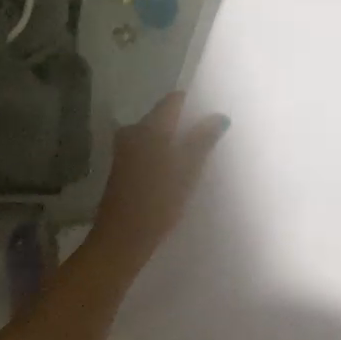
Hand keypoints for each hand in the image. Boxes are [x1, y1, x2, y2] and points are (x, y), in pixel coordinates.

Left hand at [93, 92, 229, 267]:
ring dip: (176, 140)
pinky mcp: (123, 168)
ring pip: (157, 135)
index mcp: (149, 126)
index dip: (195, 103)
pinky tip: (180, 170)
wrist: (122, 239)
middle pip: (165, 117)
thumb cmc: (157, 201)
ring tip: (200, 154)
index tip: (214, 113)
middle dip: (187, 123)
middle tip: (213, 135)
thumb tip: (219, 116)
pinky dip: (165, 154)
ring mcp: (125, 150)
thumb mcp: (187, 170)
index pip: (174, 100)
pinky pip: (149, 150)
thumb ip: (203, 139)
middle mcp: (133, 131)